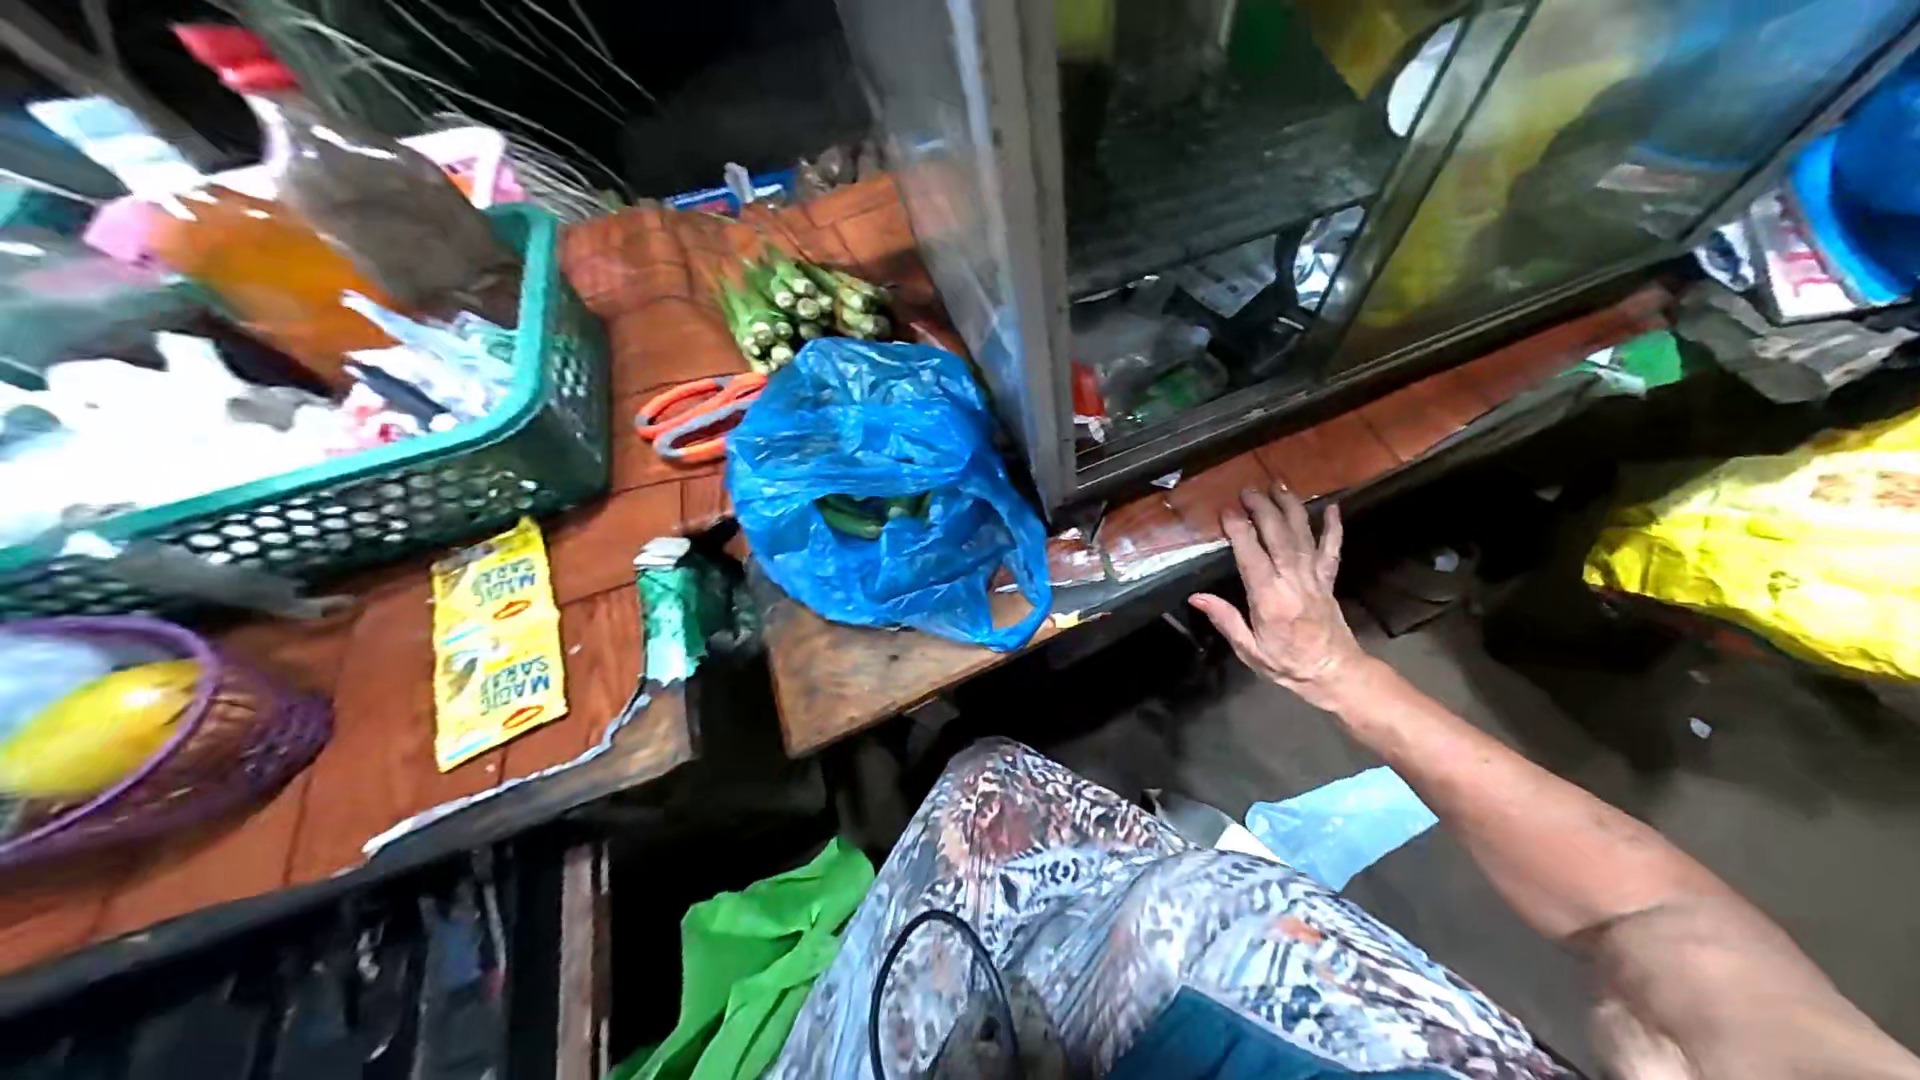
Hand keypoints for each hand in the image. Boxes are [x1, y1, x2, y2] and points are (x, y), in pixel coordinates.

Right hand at [1188, 484, 1367, 710]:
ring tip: (1278, 485)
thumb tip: (1196, 597)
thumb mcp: (1249, 649)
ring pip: (1302, 535)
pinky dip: (1333, 527)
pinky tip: (1332, 508)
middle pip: (1277, 536)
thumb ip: (1225, 620)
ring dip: (1290, 508)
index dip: (1238, 530)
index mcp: (1270, 599)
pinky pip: (1332, 549)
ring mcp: (1314, 577)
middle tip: (1246, 490)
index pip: (1251, 555)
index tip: (1225, 510)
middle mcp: (1293, 581)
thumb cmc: (1287, 664)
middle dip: (1262, 509)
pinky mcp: (1328, 580)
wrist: (1335, 673)